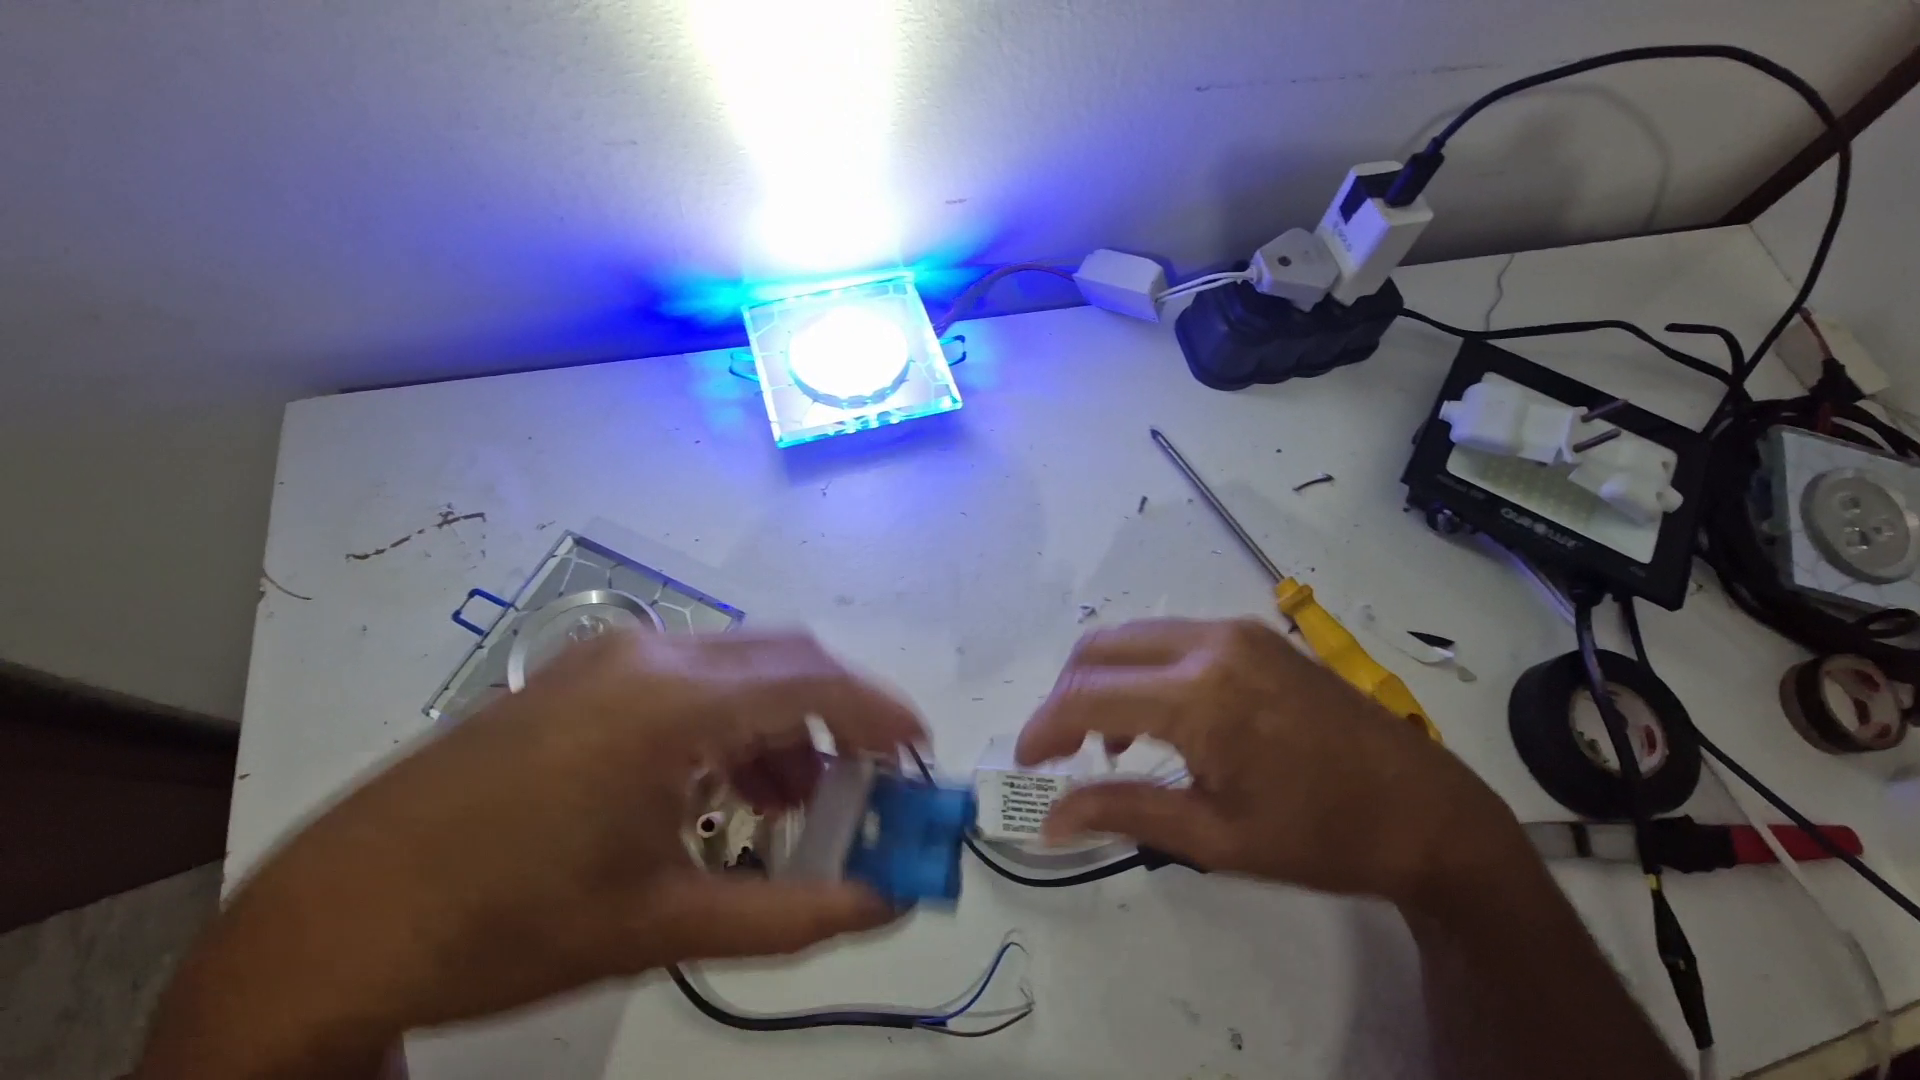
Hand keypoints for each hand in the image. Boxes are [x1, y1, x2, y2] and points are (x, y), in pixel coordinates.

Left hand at [139, 629, 924, 1078]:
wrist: (337, 919)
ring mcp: (605, 658)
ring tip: (791, 800)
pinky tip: (719, 784)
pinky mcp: (576, 676)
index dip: (883, 716)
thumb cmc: (510, 927)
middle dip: (842, 716)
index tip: (920, 755)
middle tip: (868, 784)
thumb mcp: (664, 927)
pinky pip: (687, 676)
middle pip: (786, 658)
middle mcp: (648, 657)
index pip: (816, 684)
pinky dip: (730, 718)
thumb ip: (794, 913)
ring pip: (738, 663)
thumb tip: (889, 903)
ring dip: (784, 719)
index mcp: (673, 707)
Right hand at [1016, 618, 1527, 908]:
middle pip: (1099, 649)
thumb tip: (1050, 819)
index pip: (1087, 696)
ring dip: (1103, 681)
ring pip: (1133, 638)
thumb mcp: (1215, 836)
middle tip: (1061, 753)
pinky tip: (1160, 721)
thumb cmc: (1321, 836)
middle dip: (1065, 697)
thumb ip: (1123, 812)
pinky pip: (1172, 639)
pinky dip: (1143, 671)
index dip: (1043, 728)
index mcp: (1200, 696)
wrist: (1429, 813)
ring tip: (1108, 745)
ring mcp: (1237, 632)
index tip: (1027, 764)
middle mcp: (1211, 644)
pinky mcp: (1256, 636)